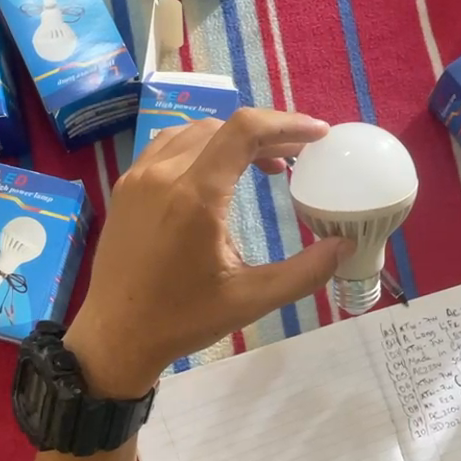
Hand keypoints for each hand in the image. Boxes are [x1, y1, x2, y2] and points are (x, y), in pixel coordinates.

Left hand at [66, 109, 352, 396]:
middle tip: (297, 159)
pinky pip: (166, 146)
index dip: (288, 124)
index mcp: (196, 198)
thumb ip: (304, 273)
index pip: (245, 131)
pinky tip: (215, 173)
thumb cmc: (182, 320)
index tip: (318, 135)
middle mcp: (163, 175)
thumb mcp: (250, 300)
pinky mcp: (125, 188)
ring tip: (262, 165)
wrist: (115, 337)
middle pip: (222, 127)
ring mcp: (138, 178)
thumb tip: (345, 246)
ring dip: (232, 139)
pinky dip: (200, 147)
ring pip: (193, 132)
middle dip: (266, 134)